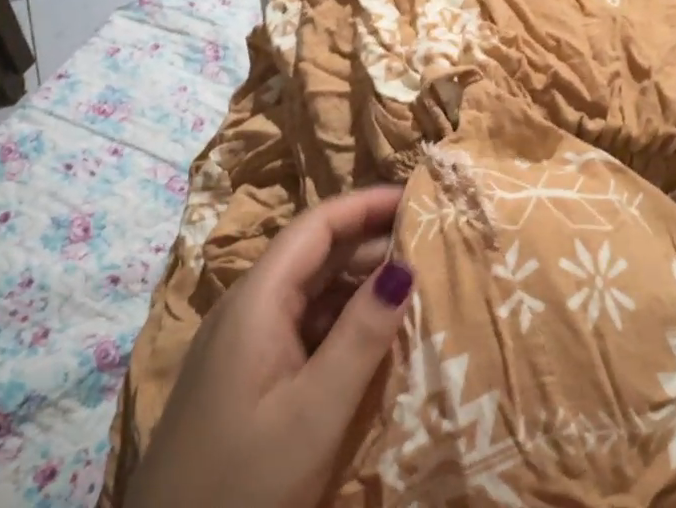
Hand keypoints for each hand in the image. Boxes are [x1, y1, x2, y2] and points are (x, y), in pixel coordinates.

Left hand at [126, 186, 414, 507]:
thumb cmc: (245, 479)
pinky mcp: (245, 373)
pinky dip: (341, 320)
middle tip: (433, 243)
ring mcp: (243, 342)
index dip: (366, 204)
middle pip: (313, 254)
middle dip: (371, 241)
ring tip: (417, 283)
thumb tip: (406, 264)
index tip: (418, 197)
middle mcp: (246, 308)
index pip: (316, 226)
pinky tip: (376, 335)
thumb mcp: (315, 410)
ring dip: (359, 283)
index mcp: (256, 301)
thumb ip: (361, 335)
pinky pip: (301, 327)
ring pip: (309, 292)